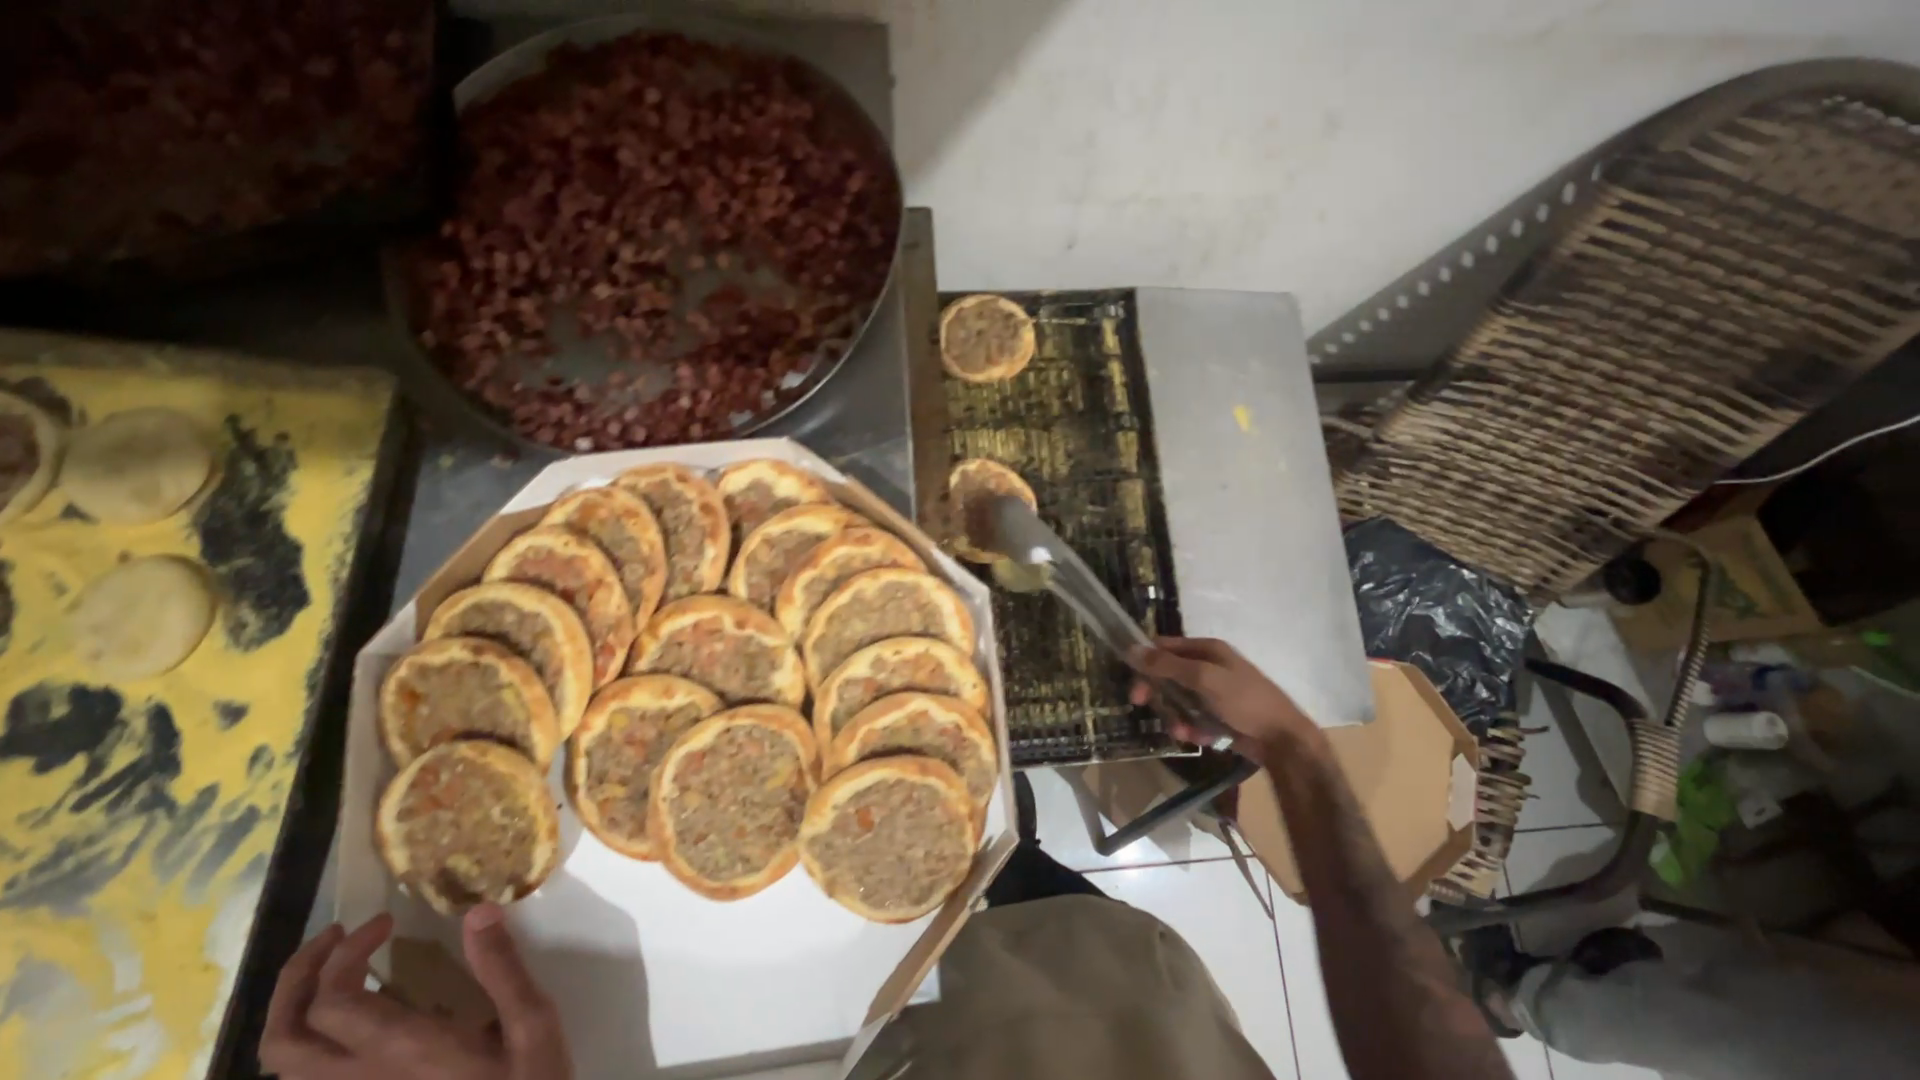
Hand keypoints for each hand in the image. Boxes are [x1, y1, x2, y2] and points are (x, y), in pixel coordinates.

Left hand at [261, 904, 570, 1079]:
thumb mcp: (532, 1022)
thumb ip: (502, 968)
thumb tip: (479, 911)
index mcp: (400, 1050)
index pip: (333, 1001)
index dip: (346, 953)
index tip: (387, 922)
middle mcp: (361, 1079)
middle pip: (284, 1038)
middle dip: (298, 978)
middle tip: (335, 938)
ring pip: (284, 1065)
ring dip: (292, 1011)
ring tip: (328, 973)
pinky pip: (306, 1079)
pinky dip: (306, 1041)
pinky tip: (343, 1020)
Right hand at [1130, 636, 1323, 760]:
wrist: (1282, 739)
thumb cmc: (1245, 701)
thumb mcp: (1204, 678)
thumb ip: (1167, 665)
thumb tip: (1132, 649)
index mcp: (1209, 650)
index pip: (1166, 647)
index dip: (1146, 660)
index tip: (1132, 678)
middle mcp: (1210, 668)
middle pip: (1168, 675)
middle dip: (1156, 690)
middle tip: (1142, 703)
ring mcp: (1214, 694)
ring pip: (1178, 701)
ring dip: (1174, 715)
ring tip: (1181, 730)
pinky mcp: (1218, 718)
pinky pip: (1193, 720)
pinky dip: (1191, 729)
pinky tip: (1198, 738)